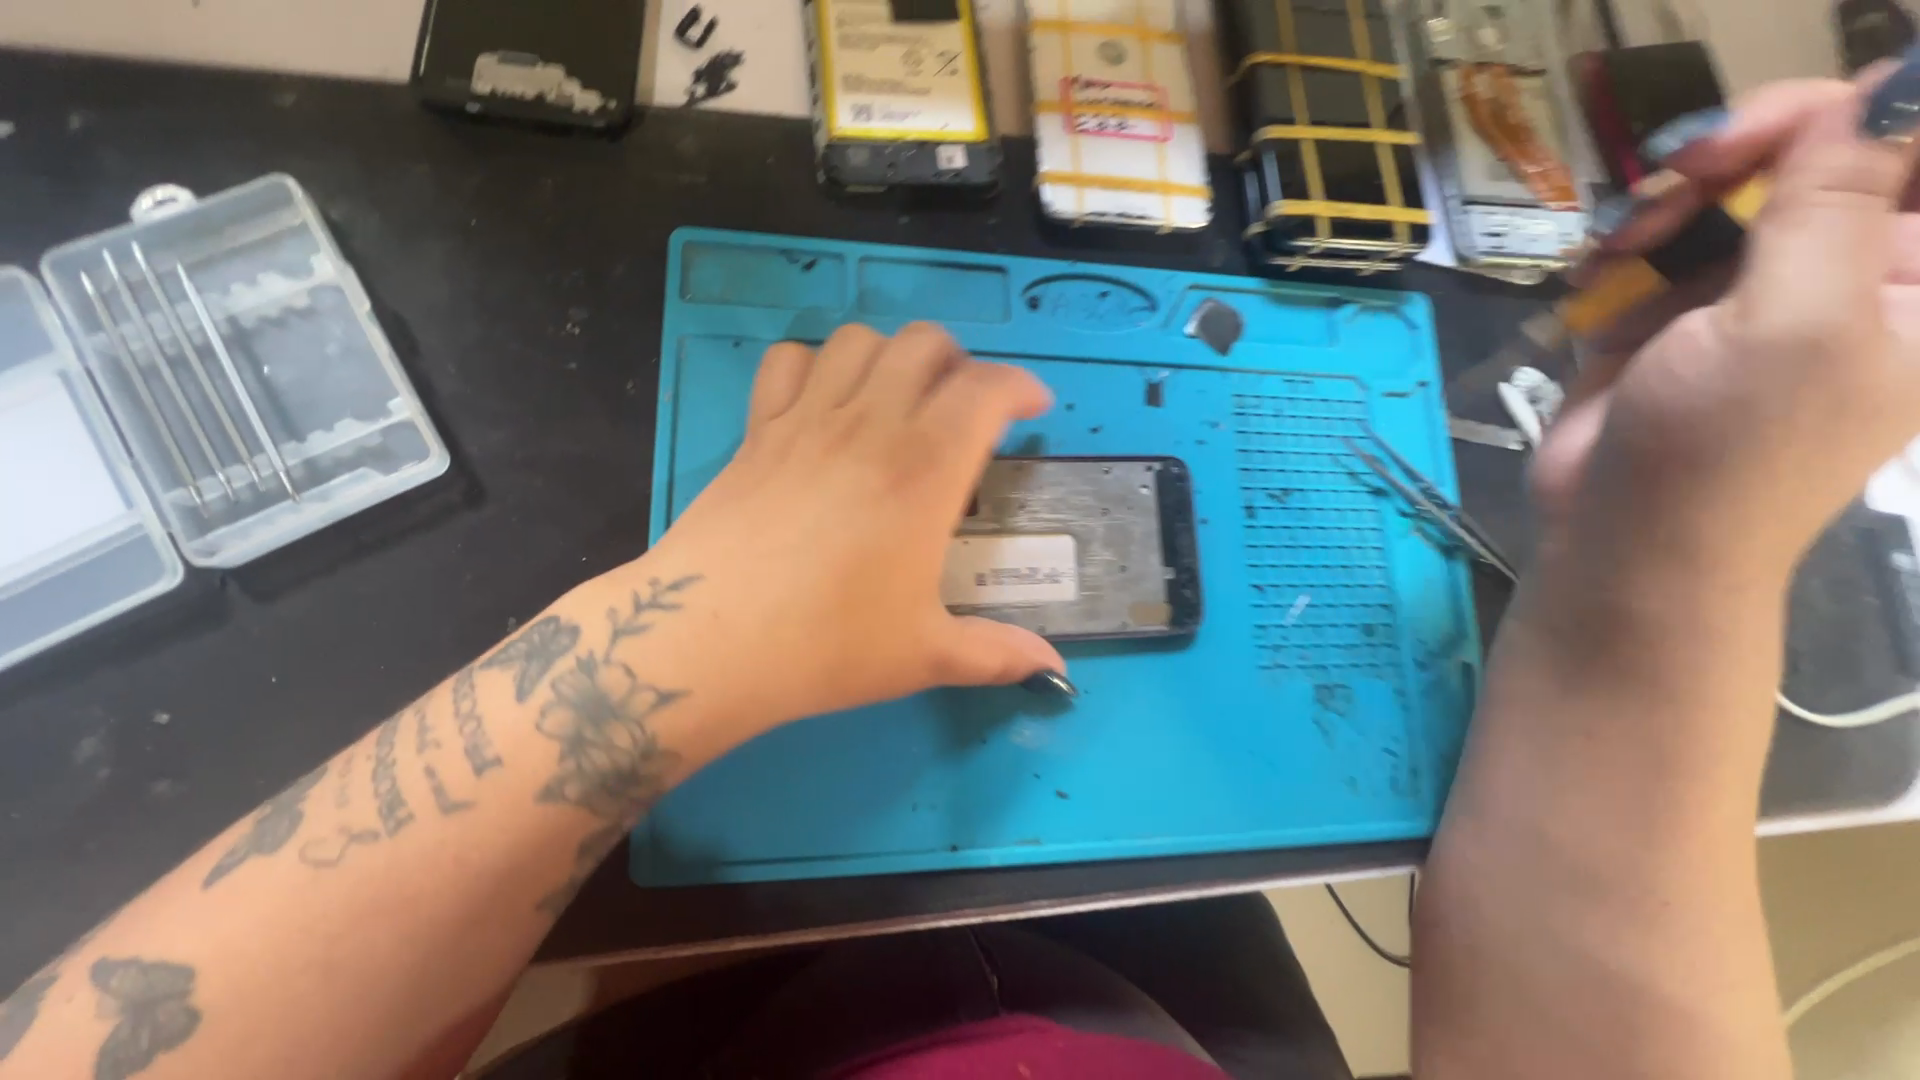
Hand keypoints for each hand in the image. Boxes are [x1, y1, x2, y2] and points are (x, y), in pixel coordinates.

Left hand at [597, 323, 1065, 729]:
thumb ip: (997, 655)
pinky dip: (814, 364)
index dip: (1020, 386)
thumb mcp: (924, 656)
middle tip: (964, 407)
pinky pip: (787, 361)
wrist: (708, 642)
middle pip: (923, 343)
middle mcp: (869, 426)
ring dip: (891, 355)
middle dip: (958, 362)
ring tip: (899, 396)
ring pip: (858, 339)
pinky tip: (823, 401)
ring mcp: (805, 420)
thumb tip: (1053, 673)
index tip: (1033, 408)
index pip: (985, 390)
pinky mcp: (756, 431)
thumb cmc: (826, 646)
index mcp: (924, 471)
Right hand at [1535, 75, 1919, 577]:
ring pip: (1716, 202)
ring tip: (1616, 252)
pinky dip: (1616, 255)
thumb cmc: (1725, 444)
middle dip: (1737, 159)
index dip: (1857, 115)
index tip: (1767, 130)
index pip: (1919, 152)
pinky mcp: (1664, 323)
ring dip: (1661, 211)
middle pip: (1810, 159)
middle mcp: (1842, 276)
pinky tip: (1594, 278)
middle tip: (1679, 178)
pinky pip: (1650, 254)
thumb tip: (1861, 97)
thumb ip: (1831, 204)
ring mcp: (1746, 300)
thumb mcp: (1796, 323)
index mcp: (1919, 278)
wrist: (1624, 538)